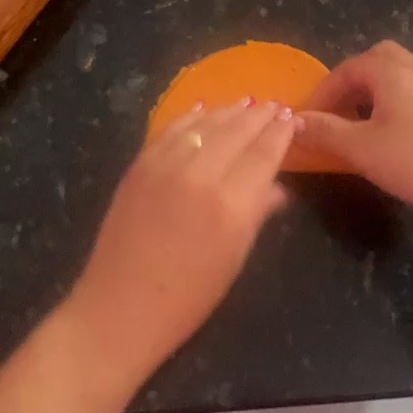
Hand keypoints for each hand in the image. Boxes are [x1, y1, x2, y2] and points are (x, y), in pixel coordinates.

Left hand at [67, 99, 294, 370]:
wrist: (120, 309)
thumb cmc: (189, 298)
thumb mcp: (235, 258)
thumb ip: (258, 213)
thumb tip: (279, 187)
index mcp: (230, 204)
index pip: (264, 154)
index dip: (280, 133)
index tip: (293, 119)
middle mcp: (199, 175)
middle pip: (237, 131)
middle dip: (260, 116)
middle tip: (276, 105)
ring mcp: (165, 166)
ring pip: (205, 124)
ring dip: (229, 111)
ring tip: (247, 103)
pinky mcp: (139, 166)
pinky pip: (172, 130)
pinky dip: (192, 116)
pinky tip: (204, 109)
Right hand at [297, 42, 412, 220]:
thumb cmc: (412, 159)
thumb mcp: (359, 148)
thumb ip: (324, 131)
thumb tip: (292, 121)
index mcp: (388, 70)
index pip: (345, 70)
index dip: (323, 92)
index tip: (308, 119)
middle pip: (379, 57)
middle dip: (354, 79)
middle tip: (339, 108)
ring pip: (408, 66)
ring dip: (385, 81)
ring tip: (372, 108)